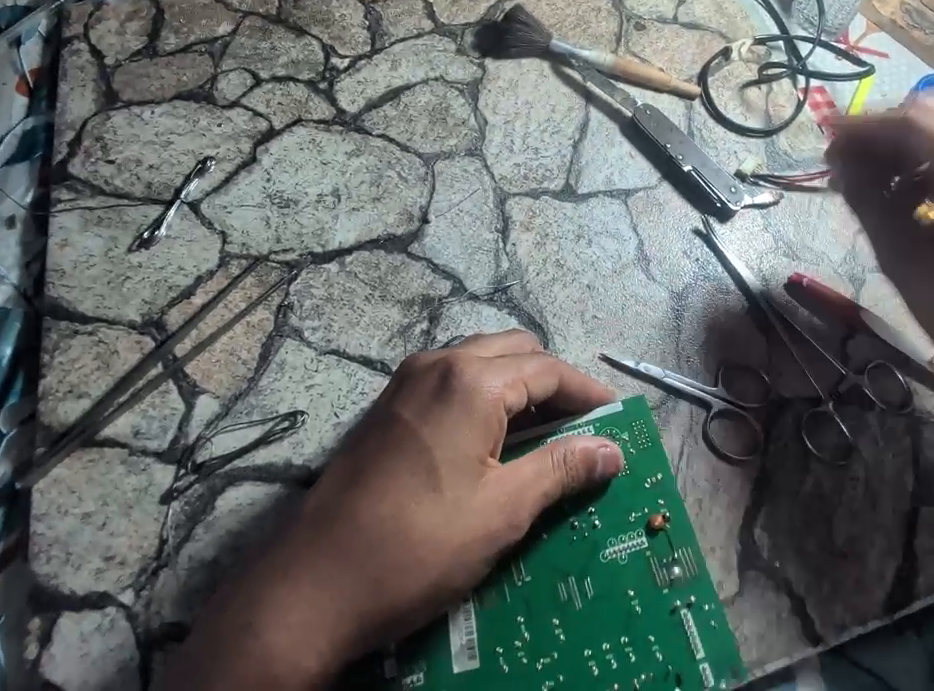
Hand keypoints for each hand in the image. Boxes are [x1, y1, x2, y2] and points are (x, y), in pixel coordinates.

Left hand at [166, 331, 622, 689]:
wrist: (316, 581)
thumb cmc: (419, 545)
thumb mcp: (503, 510)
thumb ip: (561, 468)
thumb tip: (611, 449)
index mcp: (470, 381)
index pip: (546, 368)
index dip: (587, 392)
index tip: (617, 417)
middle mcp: (437, 364)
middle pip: (513, 352)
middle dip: (553, 381)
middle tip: (582, 425)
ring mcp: (406, 381)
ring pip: (479, 361)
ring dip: (516, 386)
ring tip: (545, 432)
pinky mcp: (388, 405)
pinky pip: (450, 381)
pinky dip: (483, 395)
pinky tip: (494, 438)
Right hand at [825, 96, 933, 525]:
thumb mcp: (909, 270)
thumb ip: (870, 204)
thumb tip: (838, 161)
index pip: (916, 121)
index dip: (863, 127)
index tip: (825, 143)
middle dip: (885, 130)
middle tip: (846, 164)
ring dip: (912, 140)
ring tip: (877, 182)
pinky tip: (918, 192)